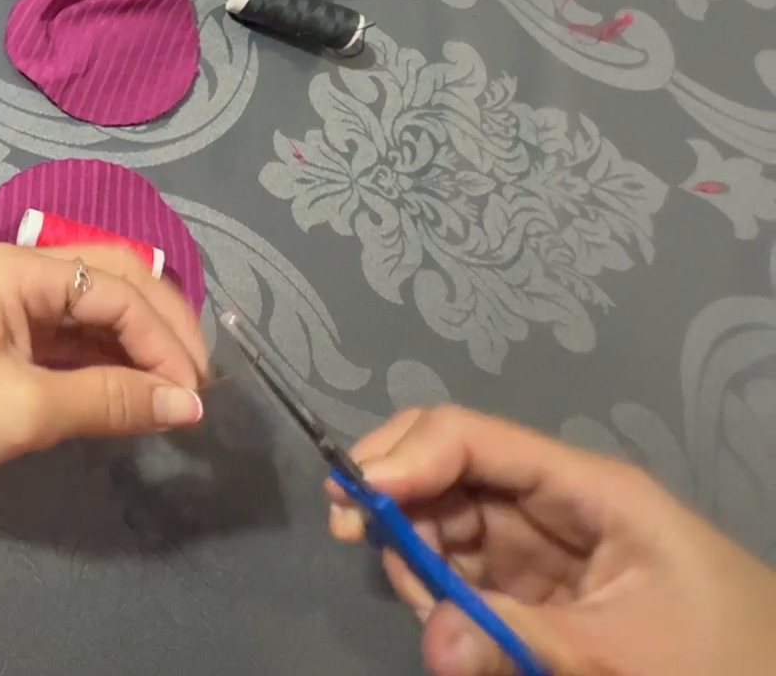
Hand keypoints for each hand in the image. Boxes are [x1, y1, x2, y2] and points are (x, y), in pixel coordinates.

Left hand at [0, 243, 208, 477]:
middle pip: (114, 280)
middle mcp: (23, 271)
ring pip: (97, 308)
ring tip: (174, 393)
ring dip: (138, 345)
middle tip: (195, 384)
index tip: (194, 396)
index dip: (163, 338)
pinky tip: (134, 389)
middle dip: (161, 326)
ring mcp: (17, 299)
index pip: (117, 288)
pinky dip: (108, 359)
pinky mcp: (13, 331)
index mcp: (22, 268)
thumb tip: (189, 406)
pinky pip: (75, 334)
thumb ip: (111, 400)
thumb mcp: (28, 407)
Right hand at [328, 405, 775, 675]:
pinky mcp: (523, 569)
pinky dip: (424, 569)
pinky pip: (448, 548)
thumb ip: (527, 646)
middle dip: (388, 490)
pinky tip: (434, 603)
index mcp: (588, 488)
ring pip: (432, 503)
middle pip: (436, 457)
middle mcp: (549, 493)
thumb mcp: (635, 664)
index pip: (467, 435)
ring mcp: (533, 531)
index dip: (403, 456)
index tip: (357, 500)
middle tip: (351, 532)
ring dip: (404, 540)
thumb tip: (430, 644)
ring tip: (419, 599)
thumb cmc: (737, 673)